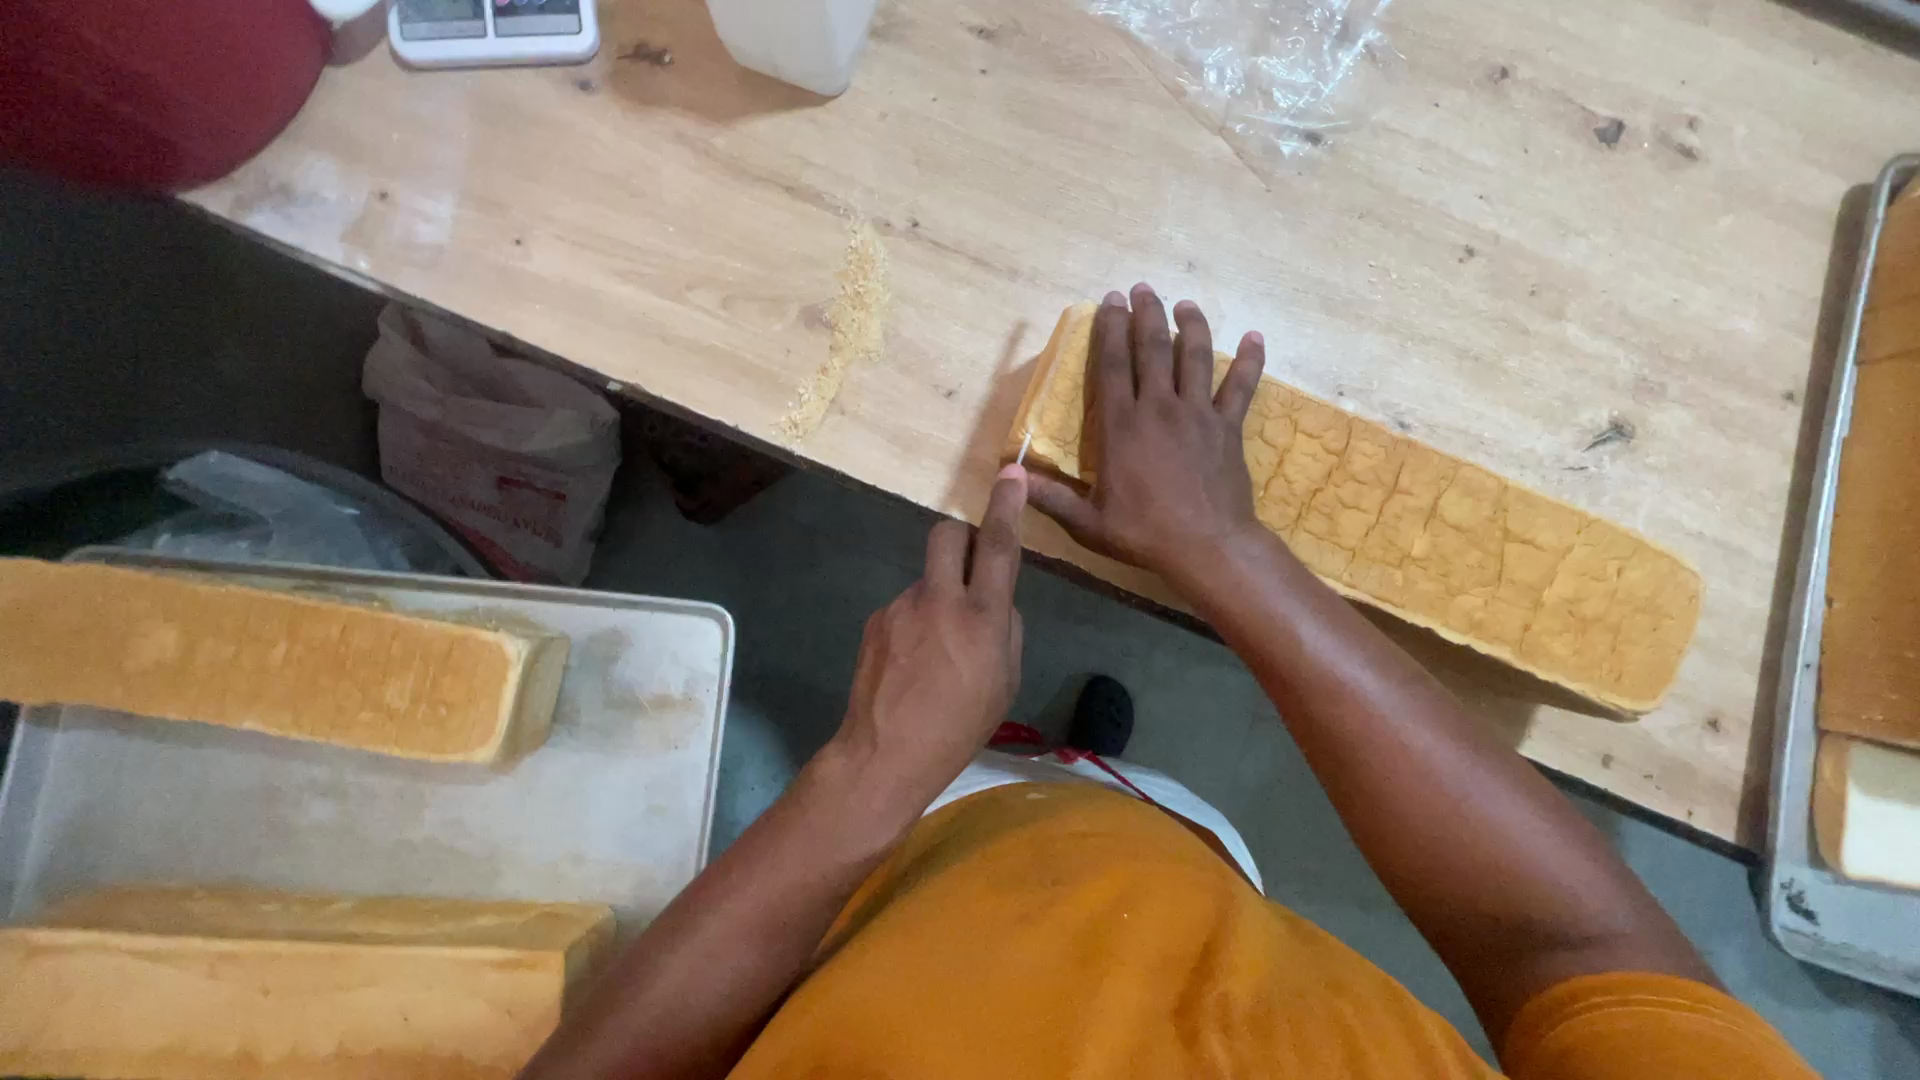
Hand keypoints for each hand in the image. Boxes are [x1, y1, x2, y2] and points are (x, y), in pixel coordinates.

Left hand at [830, 464, 1027, 808]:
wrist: (886, 753)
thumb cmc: (959, 726)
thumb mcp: (1006, 682)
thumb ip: (1006, 629)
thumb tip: (997, 600)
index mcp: (981, 617)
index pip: (998, 546)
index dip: (1006, 506)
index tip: (1010, 475)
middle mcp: (939, 599)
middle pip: (947, 533)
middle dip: (962, 537)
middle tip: (969, 568)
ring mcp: (901, 606)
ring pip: (927, 578)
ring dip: (938, 596)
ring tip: (937, 651)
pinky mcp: (876, 619)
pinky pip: (905, 606)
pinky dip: (916, 622)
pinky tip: (912, 662)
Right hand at [1026, 284, 1267, 589]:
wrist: (1207, 546)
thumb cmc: (1143, 534)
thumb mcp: (1087, 523)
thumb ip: (1050, 498)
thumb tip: (1012, 478)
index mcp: (1121, 426)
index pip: (1112, 365)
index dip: (1109, 329)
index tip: (1109, 301)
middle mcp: (1159, 408)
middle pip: (1152, 349)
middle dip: (1145, 314)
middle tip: (1141, 289)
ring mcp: (1198, 414)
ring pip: (1195, 357)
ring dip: (1190, 325)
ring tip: (1184, 303)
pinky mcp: (1228, 427)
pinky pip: (1241, 386)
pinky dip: (1250, 360)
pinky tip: (1254, 336)